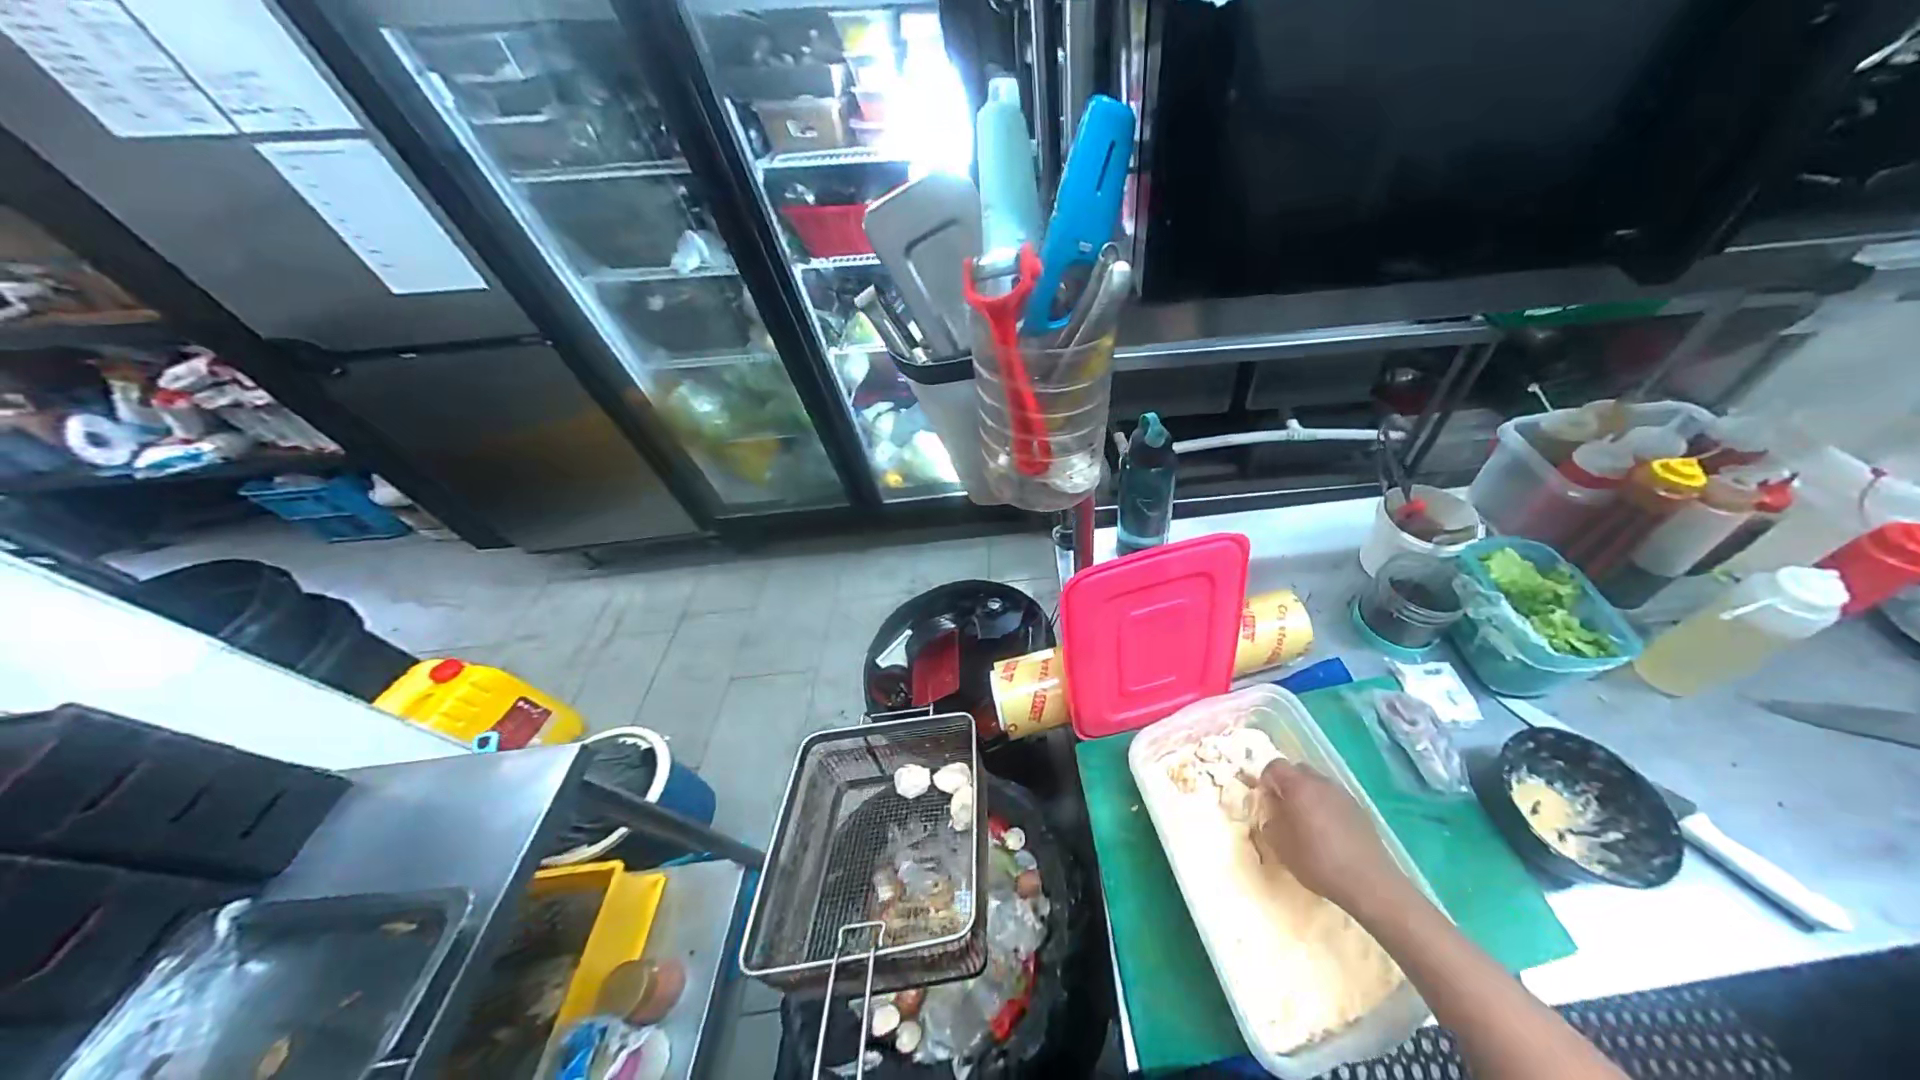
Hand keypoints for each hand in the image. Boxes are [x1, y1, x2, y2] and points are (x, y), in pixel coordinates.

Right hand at [1250, 759, 1414, 916]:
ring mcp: (1343, 795)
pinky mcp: (1359, 809)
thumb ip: (1270, 821)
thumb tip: (1273, 812)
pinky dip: (1326, 807)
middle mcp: (1321, 783)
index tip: (1265, 799)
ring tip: (1307, 822)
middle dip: (1287, 785)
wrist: (1369, 883)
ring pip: (1318, 784)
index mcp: (1298, 786)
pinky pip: (1334, 799)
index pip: (1275, 766)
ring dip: (1308, 796)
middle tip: (1284, 808)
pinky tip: (1328, 832)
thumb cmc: (1317, 861)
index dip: (1266, 779)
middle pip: (1298, 771)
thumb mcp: (1280, 846)